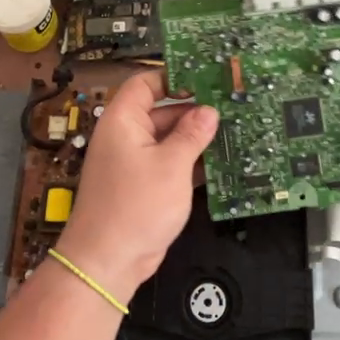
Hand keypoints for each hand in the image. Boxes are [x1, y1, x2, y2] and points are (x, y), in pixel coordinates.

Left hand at [53, 71, 217, 297]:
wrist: (107, 262)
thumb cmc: (135, 206)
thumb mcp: (171, 165)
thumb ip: (192, 134)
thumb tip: (209, 111)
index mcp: (123, 120)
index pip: (145, 83)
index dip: (173, 77)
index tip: (206, 77)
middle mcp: (125, 136)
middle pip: (161, 111)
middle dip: (193, 110)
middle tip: (229, 106)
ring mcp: (134, 162)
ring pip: (168, 139)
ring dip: (195, 137)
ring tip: (232, 131)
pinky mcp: (143, 186)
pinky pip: (169, 163)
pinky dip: (190, 161)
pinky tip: (219, 162)